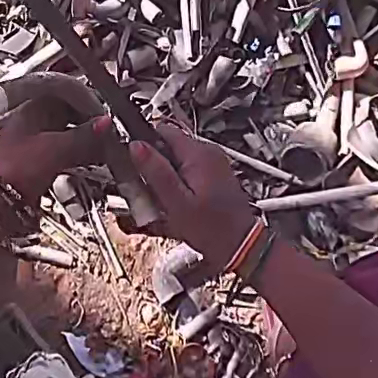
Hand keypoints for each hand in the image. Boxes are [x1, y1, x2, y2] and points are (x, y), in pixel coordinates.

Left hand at [0, 103, 108, 198]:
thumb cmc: (12, 171)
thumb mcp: (56, 149)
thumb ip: (83, 136)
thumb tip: (104, 124)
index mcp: (30, 111)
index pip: (63, 96)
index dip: (85, 104)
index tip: (102, 116)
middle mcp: (29, 127)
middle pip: (65, 118)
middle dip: (86, 126)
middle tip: (105, 134)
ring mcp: (30, 148)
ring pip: (63, 139)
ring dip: (83, 144)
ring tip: (100, 150)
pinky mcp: (33, 170)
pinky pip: (60, 158)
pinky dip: (76, 160)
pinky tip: (86, 165)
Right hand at [129, 124, 257, 272]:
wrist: (243, 247)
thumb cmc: (214, 229)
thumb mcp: (176, 202)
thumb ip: (156, 171)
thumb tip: (136, 146)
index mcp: (198, 153)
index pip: (161, 130)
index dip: (144, 144)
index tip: (134, 163)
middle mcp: (207, 153)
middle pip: (167, 146)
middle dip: (153, 165)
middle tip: (147, 190)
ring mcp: (212, 164)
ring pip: (175, 160)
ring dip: (164, 176)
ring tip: (162, 200)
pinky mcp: (213, 176)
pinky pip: (186, 171)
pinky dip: (176, 183)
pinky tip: (174, 203)